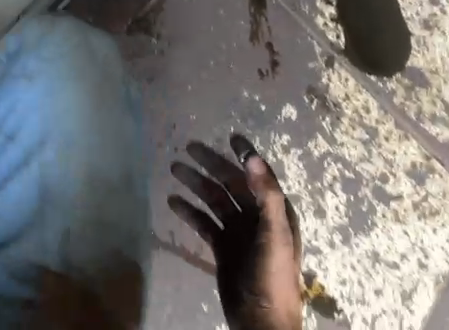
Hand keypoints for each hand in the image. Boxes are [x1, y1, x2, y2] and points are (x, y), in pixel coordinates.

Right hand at [169, 135, 301, 329]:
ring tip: (174, 168)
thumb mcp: (274, 235)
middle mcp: (257, 218)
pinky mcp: (223, 248)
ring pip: (214, 200)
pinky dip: (189, 211)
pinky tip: (173, 201)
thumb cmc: (272, 277)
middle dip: (212, 164)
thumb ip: (266, 195)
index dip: (247, 156)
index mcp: (276, 213)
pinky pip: (204, 222)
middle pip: (231, 184)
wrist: (261, 323)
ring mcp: (238, 233)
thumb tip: (252, 158)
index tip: (232, 136)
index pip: (259, 176)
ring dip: (196, 184)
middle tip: (189, 147)